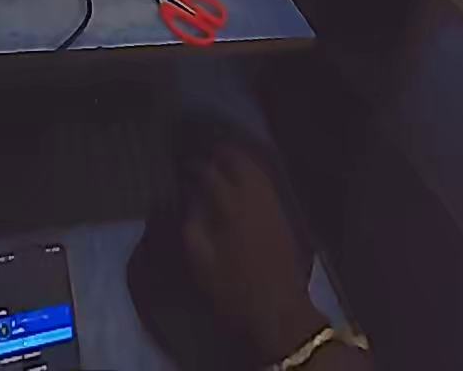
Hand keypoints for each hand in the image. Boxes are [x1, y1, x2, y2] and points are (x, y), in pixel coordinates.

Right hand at [182, 146, 326, 364]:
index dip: (194, 165)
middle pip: (239, 161)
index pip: (210, 173)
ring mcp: (271, 206)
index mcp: (232, 207)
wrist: (280, 314)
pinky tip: (241, 177)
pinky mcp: (280, 217)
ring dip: (238, 159)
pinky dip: (251, 172)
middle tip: (203, 150)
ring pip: (255, 169)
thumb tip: (189, 199)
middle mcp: (253, 199)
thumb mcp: (201, 261)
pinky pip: (265, 183)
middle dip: (220, 151)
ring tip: (221, 157)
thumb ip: (192, 224)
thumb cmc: (236, 289)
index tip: (181, 164)